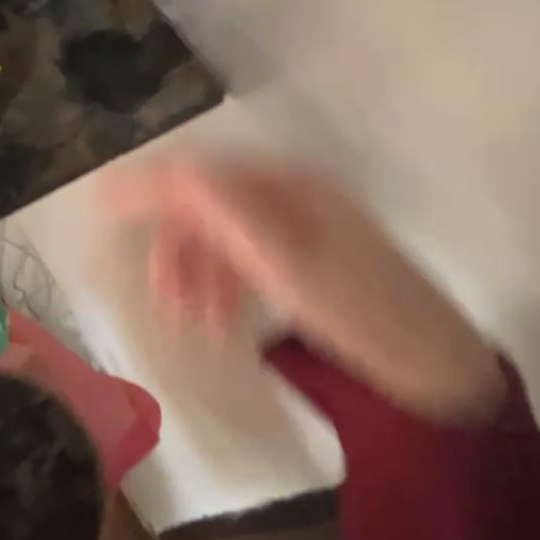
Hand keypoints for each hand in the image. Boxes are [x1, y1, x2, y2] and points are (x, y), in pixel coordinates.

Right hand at [108, 159, 505, 422]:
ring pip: (222, 240)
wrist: (435, 369)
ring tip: (186, 323)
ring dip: (196, 277)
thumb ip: (225, 214)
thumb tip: (172, 170)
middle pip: (209, 209)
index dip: (151, 185)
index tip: (104, 202)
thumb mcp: (286, 265)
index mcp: (288, 185)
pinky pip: (244, 264)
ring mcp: (299, 229)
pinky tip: (217, 323)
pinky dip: (222, 289)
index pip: (202, 173)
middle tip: (159, 296)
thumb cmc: (360, 314)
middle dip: (177, 250)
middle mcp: (291, 196)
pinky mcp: (304, 262)